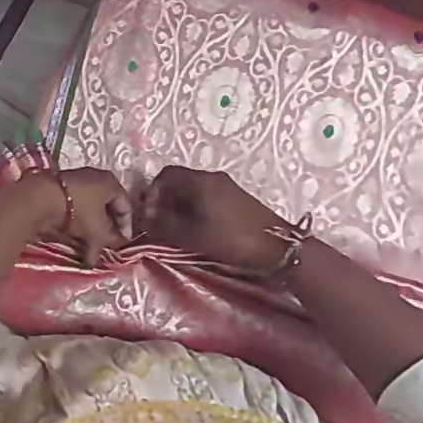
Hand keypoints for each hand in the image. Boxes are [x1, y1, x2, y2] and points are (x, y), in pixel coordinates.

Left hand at [29, 168, 133, 266]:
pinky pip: (74, 206)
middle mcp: (96, 178)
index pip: (126, 207)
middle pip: (106, 207)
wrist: (42, 196)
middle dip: (106, 229)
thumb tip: (94, 261)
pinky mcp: (60, 186)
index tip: (122, 244)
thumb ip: (101, 246)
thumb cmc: (79, 210)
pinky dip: (75, 220)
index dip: (126, 228)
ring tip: (87, 243)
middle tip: (105, 245)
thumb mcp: (97, 232)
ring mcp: (76, 180)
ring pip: (89, 207)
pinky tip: (72, 234)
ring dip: (90, 226)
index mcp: (111, 183)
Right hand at [140, 166, 290, 269]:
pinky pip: (207, 196)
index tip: (149, 214)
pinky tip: (197, 229)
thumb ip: (164, 225)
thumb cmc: (230, 239)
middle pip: (179, 181)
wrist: (276, 247)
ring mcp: (227, 187)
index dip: (152, 193)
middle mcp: (213, 178)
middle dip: (164, 201)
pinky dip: (195, 209)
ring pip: (193, 190)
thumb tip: (145, 219)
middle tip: (159, 223)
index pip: (166, 175)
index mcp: (200, 181)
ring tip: (176, 229)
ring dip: (180, 206)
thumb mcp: (191, 235)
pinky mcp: (236, 199)